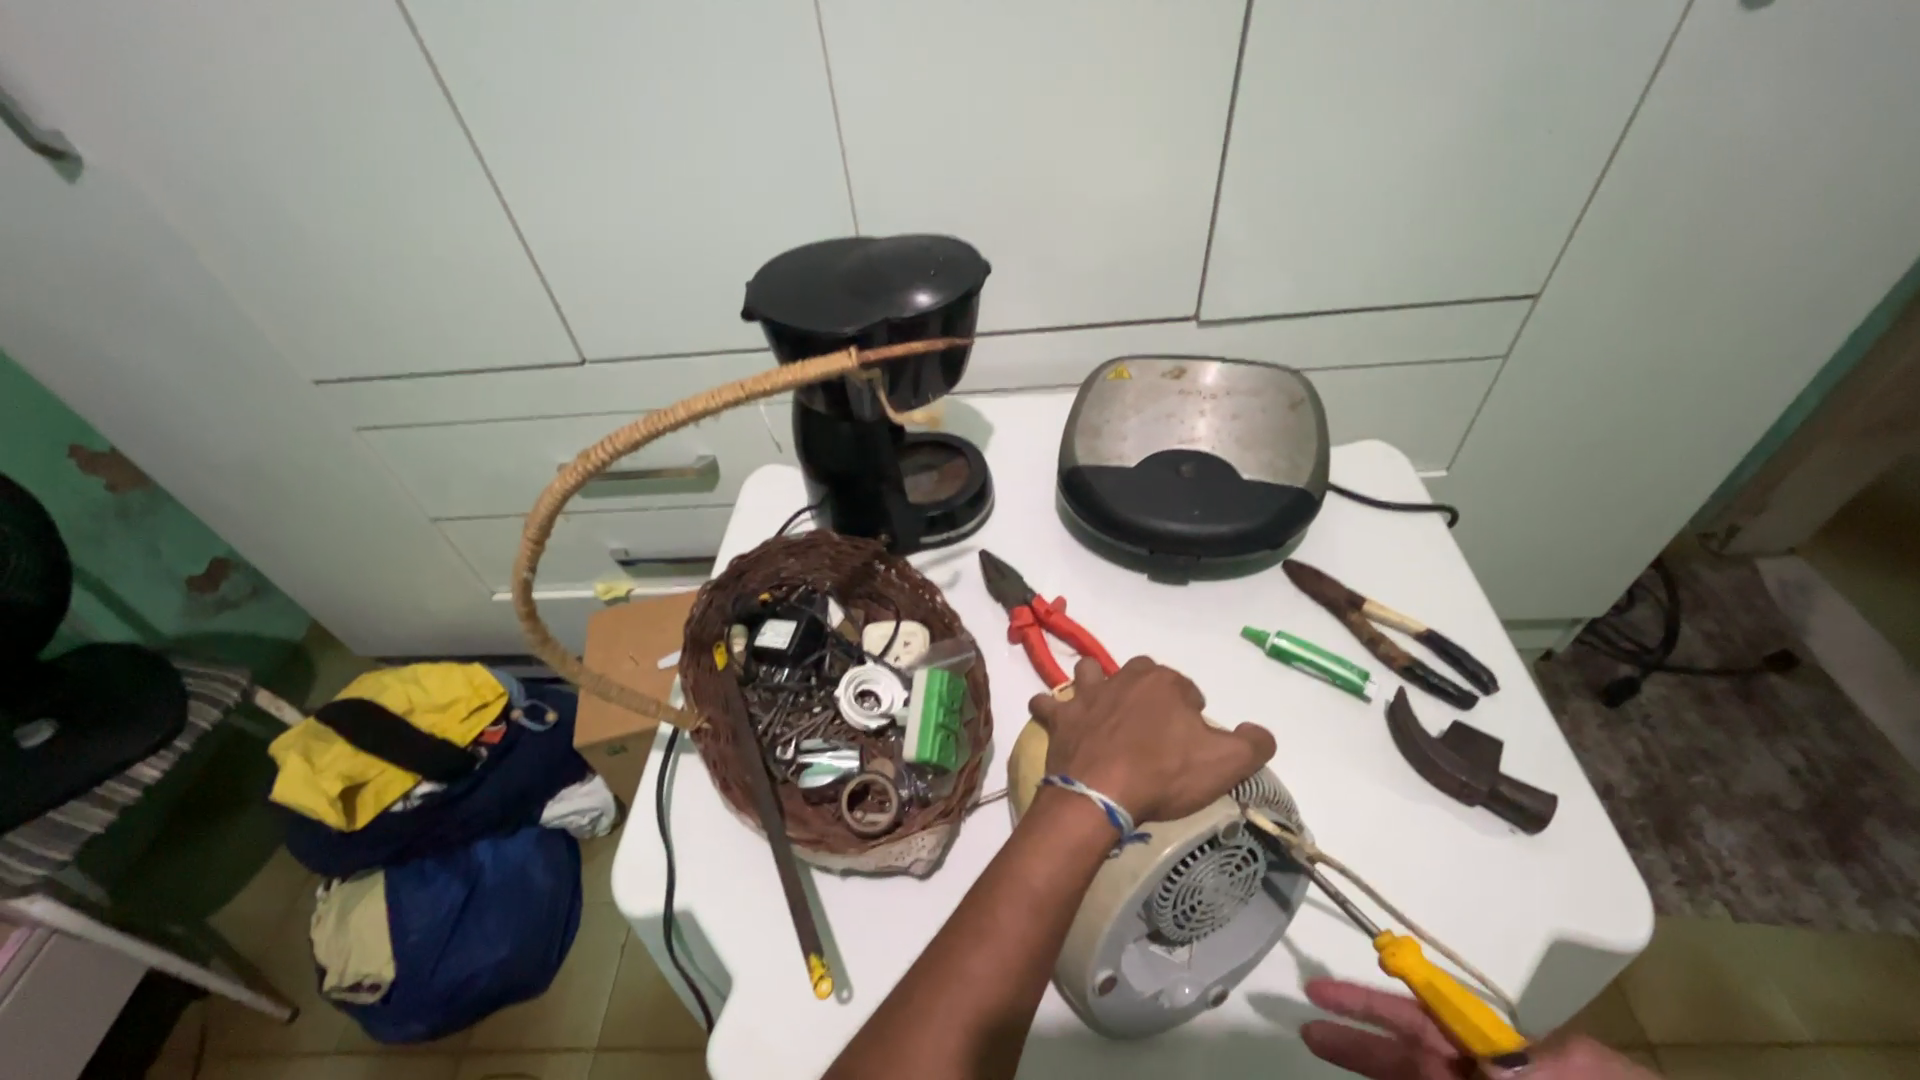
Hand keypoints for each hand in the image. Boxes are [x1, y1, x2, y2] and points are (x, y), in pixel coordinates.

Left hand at [1028, 655, 1274, 824]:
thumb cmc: (1165, 775)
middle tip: (1153, 724)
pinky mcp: (1060, 718)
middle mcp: (1124, 678)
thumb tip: (1261, 732)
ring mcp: (1087, 695)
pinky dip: (1049, 708)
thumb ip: (1254, 743)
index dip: (1191, 710)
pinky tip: (1056, 719)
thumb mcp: (1227, 763)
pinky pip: (1046, 702)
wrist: (1102, 794)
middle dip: (1147, 690)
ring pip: (1089, 673)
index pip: (1186, 688)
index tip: (1191, 737)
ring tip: (1102, 705)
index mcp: (1165, 683)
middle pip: (1139, 673)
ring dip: (1094, 683)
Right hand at [1301, 978, 1659, 1078]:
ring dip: (1369, 1071)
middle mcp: (1481, 1077)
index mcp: (1503, 1052)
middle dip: (1356, 1039)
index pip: (1424, 1017)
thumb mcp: (1593, 1073)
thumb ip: (1542, 1064)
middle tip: (1305, 1026)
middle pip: (1407, 1054)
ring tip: (1322, 1052)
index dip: (1372, 1003)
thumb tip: (1489, 1065)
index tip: (1323, 992)